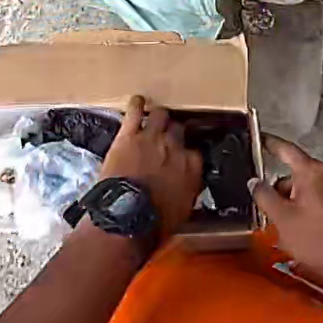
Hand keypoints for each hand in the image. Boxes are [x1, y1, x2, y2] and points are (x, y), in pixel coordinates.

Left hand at [98, 95, 202, 233]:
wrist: (127, 217)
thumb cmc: (155, 221)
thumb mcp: (182, 210)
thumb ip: (187, 190)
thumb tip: (186, 188)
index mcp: (191, 167)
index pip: (194, 152)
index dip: (187, 153)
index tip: (182, 157)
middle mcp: (175, 147)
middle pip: (179, 129)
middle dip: (174, 132)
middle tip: (169, 135)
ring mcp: (152, 137)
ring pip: (160, 115)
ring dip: (159, 116)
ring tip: (156, 116)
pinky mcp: (129, 135)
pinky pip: (135, 113)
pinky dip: (136, 105)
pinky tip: (137, 101)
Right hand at [252, 137, 322, 286]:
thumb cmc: (319, 240)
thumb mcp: (282, 219)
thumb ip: (264, 196)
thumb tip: (254, 182)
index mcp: (312, 171)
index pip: (285, 149)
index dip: (268, 142)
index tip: (256, 138)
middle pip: (293, 174)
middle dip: (277, 190)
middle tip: (265, 210)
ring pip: (304, 189)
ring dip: (290, 203)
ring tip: (283, 228)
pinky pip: (316, 200)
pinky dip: (304, 210)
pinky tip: (300, 232)